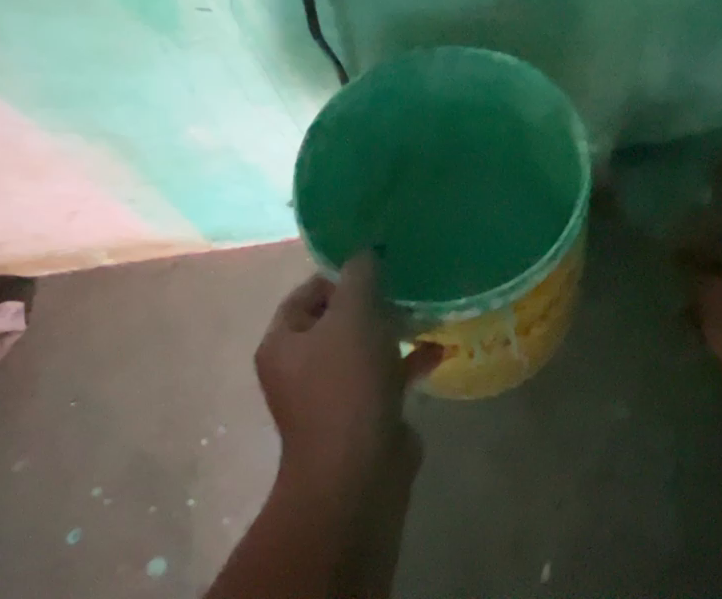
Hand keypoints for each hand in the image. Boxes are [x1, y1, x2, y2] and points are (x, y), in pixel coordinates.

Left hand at [256, 252, 442, 501]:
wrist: (358, 471)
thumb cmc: (345, 385)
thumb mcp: (353, 317)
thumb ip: (359, 277)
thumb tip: (366, 251)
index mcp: (283, 342)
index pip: (307, 293)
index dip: (339, 274)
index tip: (377, 262)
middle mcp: (300, 367)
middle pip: (337, 320)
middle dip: (371, 301)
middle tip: (406, 282)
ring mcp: (332, 394)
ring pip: (364, 348)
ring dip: (393, 329)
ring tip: (426, 310)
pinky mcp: (364, 414)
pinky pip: (386, 375)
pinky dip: (408, 361)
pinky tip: (438, 348)